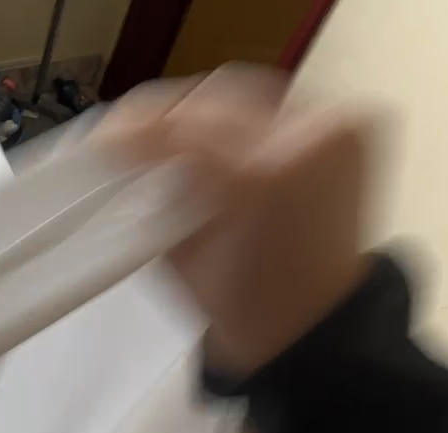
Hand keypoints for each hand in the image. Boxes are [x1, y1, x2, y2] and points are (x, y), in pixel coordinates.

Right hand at [90, 65, 380, 375]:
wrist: (308, 323)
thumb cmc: (237, 306)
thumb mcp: (175, 257)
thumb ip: (152, 198)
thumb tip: (122, 158)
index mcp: (256, 181)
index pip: (177, 131)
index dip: (130, 132)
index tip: (97, 140)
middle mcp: (304, 140)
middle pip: (210, 99)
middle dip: (163, 119)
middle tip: (128, 141)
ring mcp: (335, 127)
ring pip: (241, 95)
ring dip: (199, 117)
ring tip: (171, 145)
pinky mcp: (349, 126)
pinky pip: (275, 107)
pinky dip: (237, 124)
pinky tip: (218, 148)